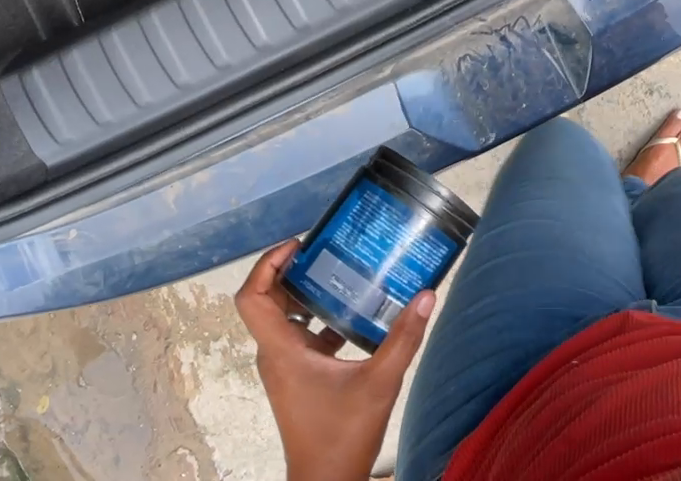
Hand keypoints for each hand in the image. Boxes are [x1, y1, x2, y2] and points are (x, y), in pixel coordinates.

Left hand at [234, 240, 433, 480]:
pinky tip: (357, 310)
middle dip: (294, 270)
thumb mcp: (380, 383)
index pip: (252, 298)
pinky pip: (303, 334)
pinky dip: (322, 316)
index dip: (268, 264)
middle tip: (329, 248)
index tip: (300, 244)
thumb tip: (428, 294)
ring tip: (344, 268)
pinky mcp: (300, 376)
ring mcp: (287, 367)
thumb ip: (404, 339)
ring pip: (286, 317)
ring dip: (308, 292)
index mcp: (282, 351)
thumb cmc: (342, 435)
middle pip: (269, 300)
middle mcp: (277, 354)